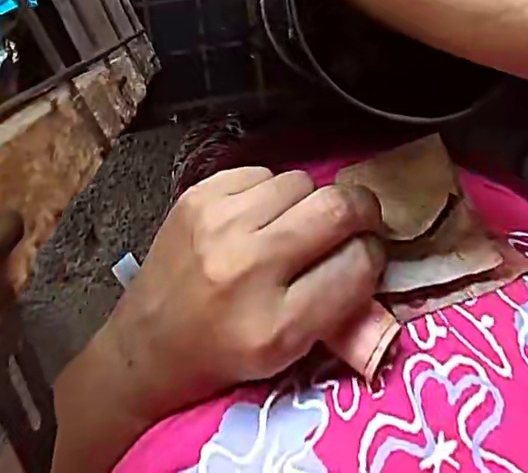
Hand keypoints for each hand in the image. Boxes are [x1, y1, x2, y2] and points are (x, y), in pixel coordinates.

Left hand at [77, 168, 383, 425]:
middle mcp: (246, 266)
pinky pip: (260, 171)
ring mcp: (217, 222)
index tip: (367, 254)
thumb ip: (344, 313)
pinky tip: (258, 213)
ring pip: (298, 181)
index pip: (357, 267)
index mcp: (275, 325)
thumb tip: (380, 258)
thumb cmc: (223, 353)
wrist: (147, 341)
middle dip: (360, 209)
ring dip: (309, 200)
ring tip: (296, 222)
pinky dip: (269, 189)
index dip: (373, 255)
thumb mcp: (288, 355)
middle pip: (333, 208)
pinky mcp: (197, 195)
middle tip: (358, 218)